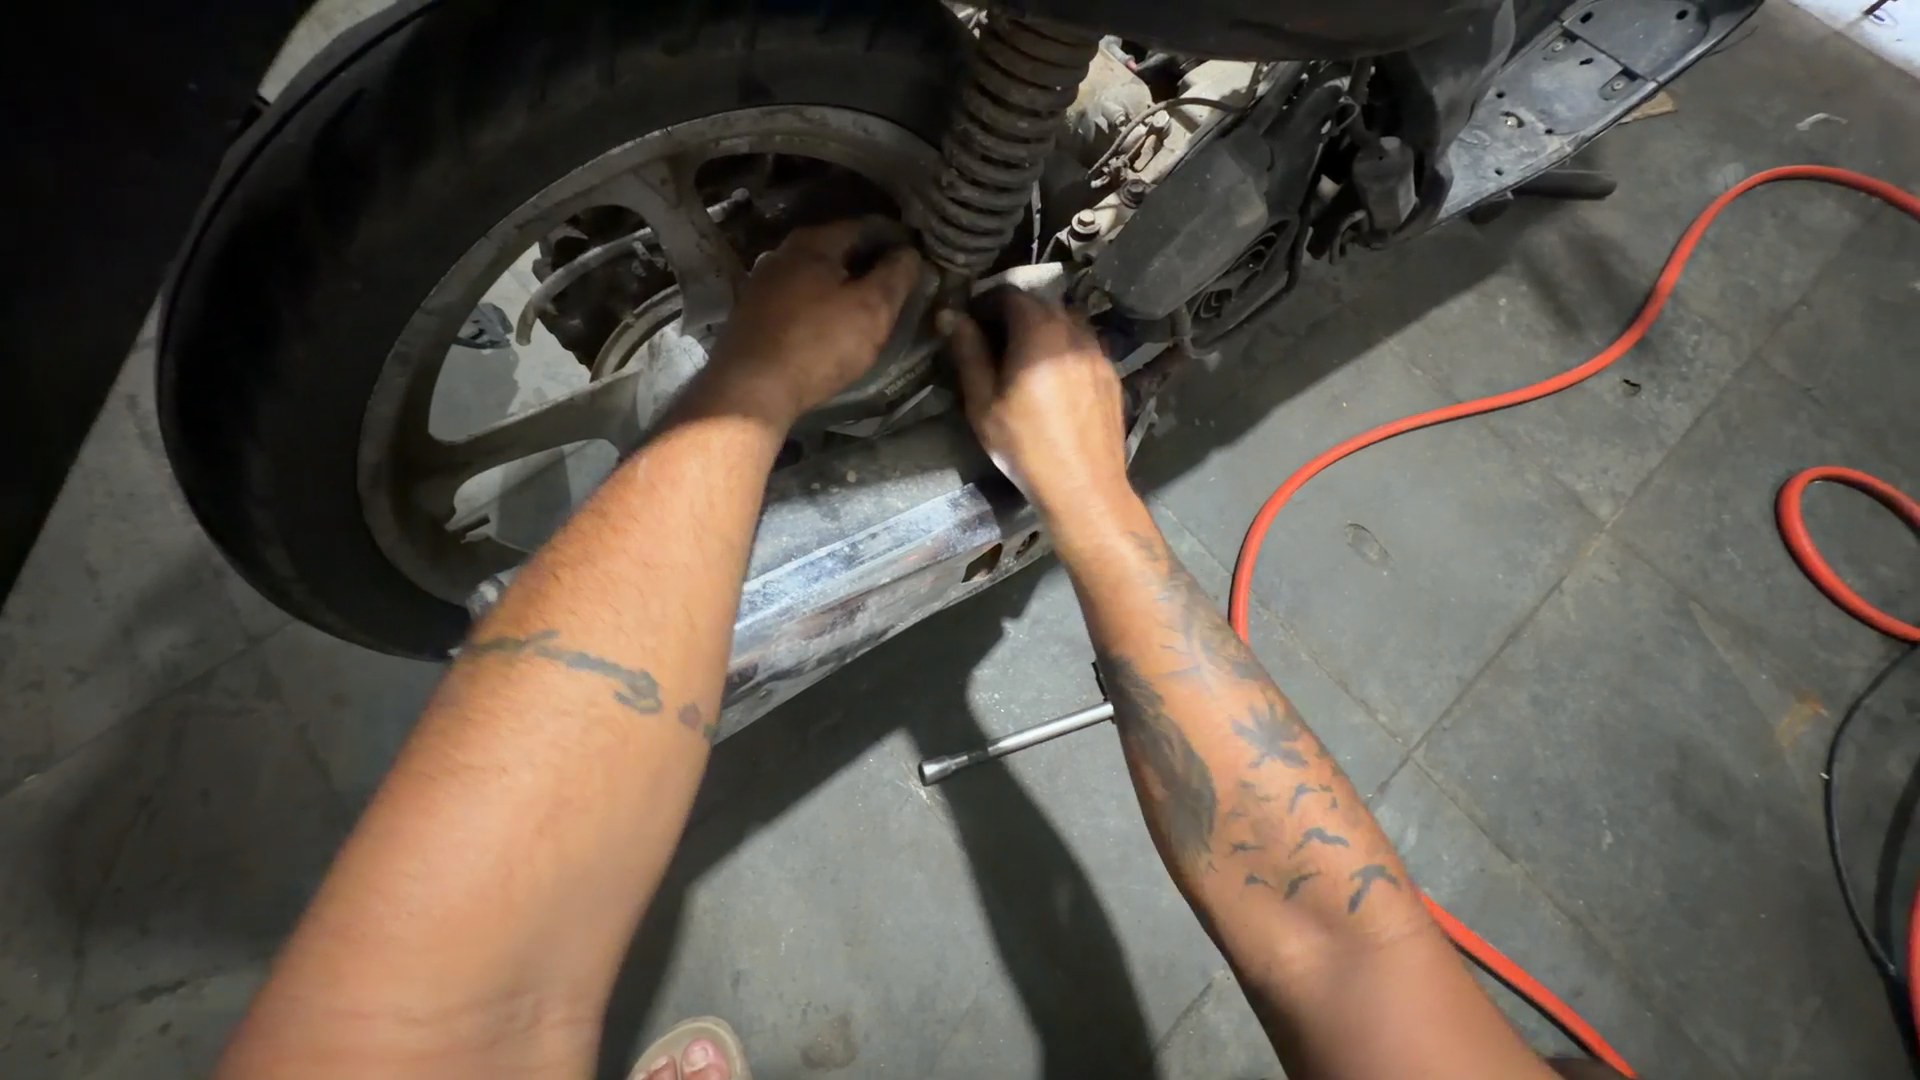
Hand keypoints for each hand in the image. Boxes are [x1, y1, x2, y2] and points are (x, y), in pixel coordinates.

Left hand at [700, 220, 925, 426]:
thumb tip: (910, 253)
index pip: (863, 227)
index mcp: (813, 243)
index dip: (893, 241)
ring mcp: (762, 285)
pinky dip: (817, 309)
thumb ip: (896, 277)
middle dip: (865, 265)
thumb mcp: (872, 310)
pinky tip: (828, 330)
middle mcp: (782, 254)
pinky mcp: (752, 317)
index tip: (913, 262)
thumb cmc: (819, 345)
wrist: (752, 388)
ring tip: (863, 311)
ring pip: (813, 278)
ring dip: (839, 289)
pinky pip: (796, 303)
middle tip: (893, 289)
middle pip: (835, 251)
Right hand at [941, 288, 1131, 522]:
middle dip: (1016, 313)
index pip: (1011, 293)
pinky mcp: (1112, 374)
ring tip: (1025, 358)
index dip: (988, 301)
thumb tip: (950, 315)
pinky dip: (1066, 349)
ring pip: (1069, 322)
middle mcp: (1074, 331)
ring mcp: (1099, 352)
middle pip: (1043, 303)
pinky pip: (1085, 346)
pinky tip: (1054, 378)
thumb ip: (968, 353)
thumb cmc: (1025, 446)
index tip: (972, 321)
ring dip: (1045, 329)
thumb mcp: (983, 403)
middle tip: (995, 341)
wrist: (1083, 486)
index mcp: (1039, 332)